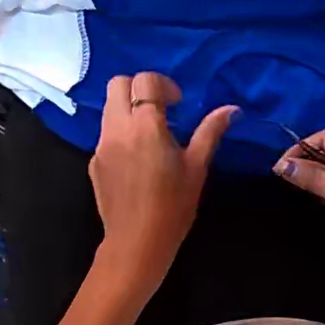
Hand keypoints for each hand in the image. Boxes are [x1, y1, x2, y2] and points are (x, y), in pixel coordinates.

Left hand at [90, 73, 235, 290]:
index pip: (145, 81)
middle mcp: (117, 130)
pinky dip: (120, 134)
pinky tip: (137, 160)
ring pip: (108, 108)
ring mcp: (100, 147)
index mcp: (144, 127)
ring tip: (150, 135)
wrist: (135, 244)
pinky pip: (105, 135)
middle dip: (139, 87)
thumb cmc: (172, 207)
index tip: (178, 104)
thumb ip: (210, 132)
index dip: (163, 84)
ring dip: (128, 109)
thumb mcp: (196, 168)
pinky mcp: (94, 163)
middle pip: (117, 84)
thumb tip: (230, 109)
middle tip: (160, 108)